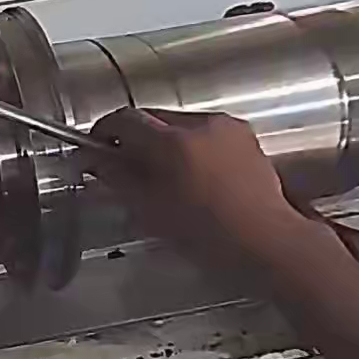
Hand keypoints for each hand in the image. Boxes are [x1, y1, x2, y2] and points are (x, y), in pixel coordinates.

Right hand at [89, 107, 320, 258]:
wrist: (266, 242)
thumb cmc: (204, 232)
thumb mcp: (149, 208)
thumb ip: (116, 176)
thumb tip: (92, 158)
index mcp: (172, 142)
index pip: (125, 119)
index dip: (104, 130)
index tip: (95, 146)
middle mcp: (200, 124)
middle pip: (151, 117)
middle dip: (133, 135)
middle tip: (122, 163)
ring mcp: (225, 127)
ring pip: (177, 123)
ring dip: (160, 139)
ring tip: (159, 171)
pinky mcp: (243, 135)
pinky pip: (202, 131)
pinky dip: (187, 144)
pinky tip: (189, 172)